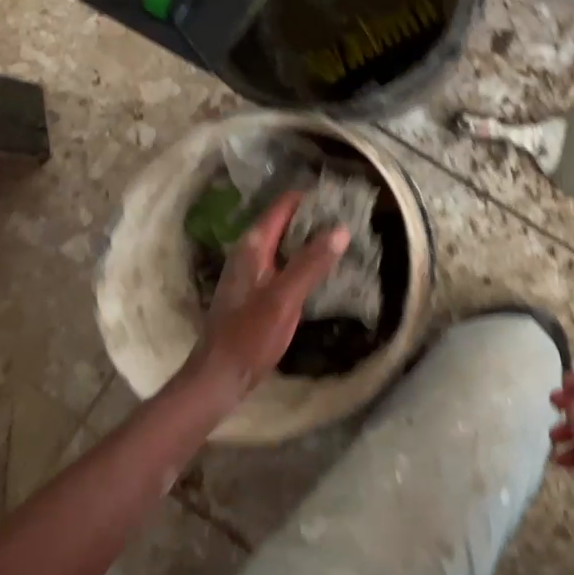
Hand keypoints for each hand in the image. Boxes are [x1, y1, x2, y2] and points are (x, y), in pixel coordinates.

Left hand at [185, 190, 347, 406]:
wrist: (220, 376)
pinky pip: (287, 264)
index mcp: (253, 245)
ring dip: (313, 241)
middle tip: (353, 219)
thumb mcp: (284, 297)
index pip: (285, 205)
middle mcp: (251, 252)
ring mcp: (254, 272)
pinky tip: (328, 270)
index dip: (312, 198)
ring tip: (348, 240)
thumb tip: (342, 229)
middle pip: (288, 222)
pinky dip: (307, 261)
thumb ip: (311, 263)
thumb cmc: (249, 335)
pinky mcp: (259, 291)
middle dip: (317, 219)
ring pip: (288, 244)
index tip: (344, 198)